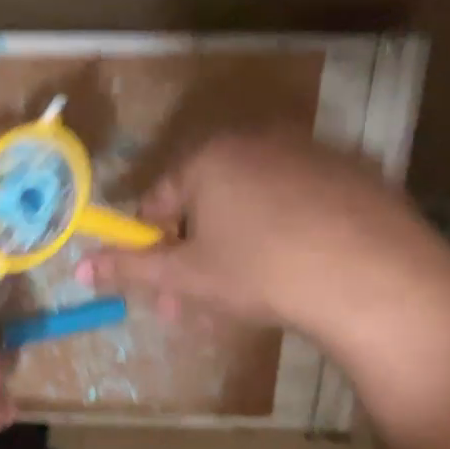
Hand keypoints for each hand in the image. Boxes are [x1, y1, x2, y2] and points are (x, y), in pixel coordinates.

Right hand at [79, 132, 449, 354]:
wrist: (373, 277)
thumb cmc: (259, 272)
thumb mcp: (182, 277)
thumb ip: (127, 269)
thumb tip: (77, 268)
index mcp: (209, 158)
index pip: (156, 203)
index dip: (149, 251)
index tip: (158, 290)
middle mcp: (257, 141)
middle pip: (203, 205)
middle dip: (189, 257)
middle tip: (192, 307)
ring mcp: (310, 154)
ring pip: (247, 208)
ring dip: (229, 252)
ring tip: (240, 301)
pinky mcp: (351, 175)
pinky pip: (293, 207)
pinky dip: (278, 238)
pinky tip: (288, 278)